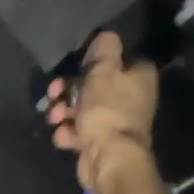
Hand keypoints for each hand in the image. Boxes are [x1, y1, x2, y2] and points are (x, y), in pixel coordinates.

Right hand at [45, 30, 159, 188]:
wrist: (109, 158)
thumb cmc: (107, 110)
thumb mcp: (103, 71)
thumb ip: (103, 49)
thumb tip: (105, 36)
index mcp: (138, 75)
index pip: (115, 60)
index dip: (91, 64)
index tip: (73, 69)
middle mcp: (131, 96)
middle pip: (94, 86)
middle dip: (69, 90)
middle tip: (54, 93)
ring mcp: (115, 121)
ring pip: (83, 109)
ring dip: (63, 112)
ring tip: (54, 119)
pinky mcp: (101, 142)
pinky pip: (80, 131)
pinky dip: (69, 133)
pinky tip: (64, 137)